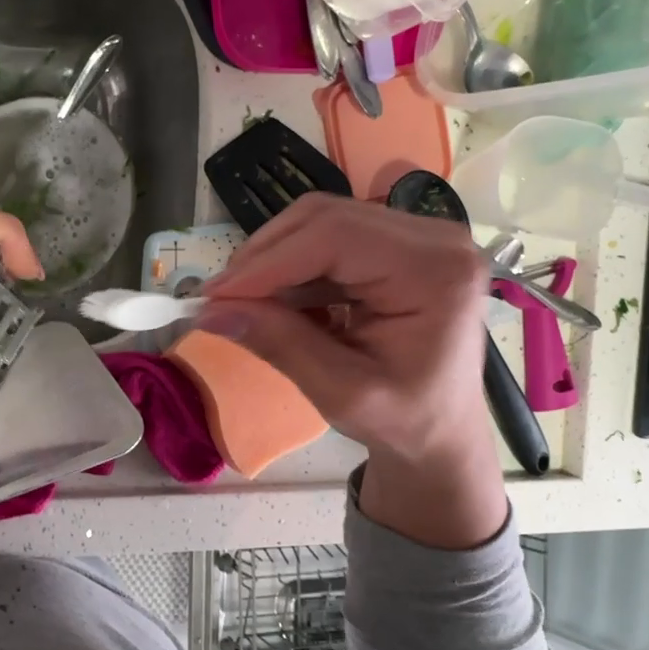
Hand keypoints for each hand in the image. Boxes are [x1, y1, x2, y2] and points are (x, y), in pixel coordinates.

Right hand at [197, 194, 504, 547]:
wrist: (439, 431)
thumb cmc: (402, 419)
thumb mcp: (339, 392)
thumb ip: (279, 344)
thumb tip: (209, 312)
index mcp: (435, 272)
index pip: (335, 237)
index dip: (266, 262)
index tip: (211, 298)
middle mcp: (432, 239)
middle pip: (324, 218)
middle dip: (262, 257)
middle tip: (218, 302)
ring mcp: (414, 238)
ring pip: (318, 223)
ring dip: (270, 263)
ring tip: (242, 306)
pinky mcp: (393, 247)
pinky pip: (325, 241)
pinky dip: (288, 271)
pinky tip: (275, 306)